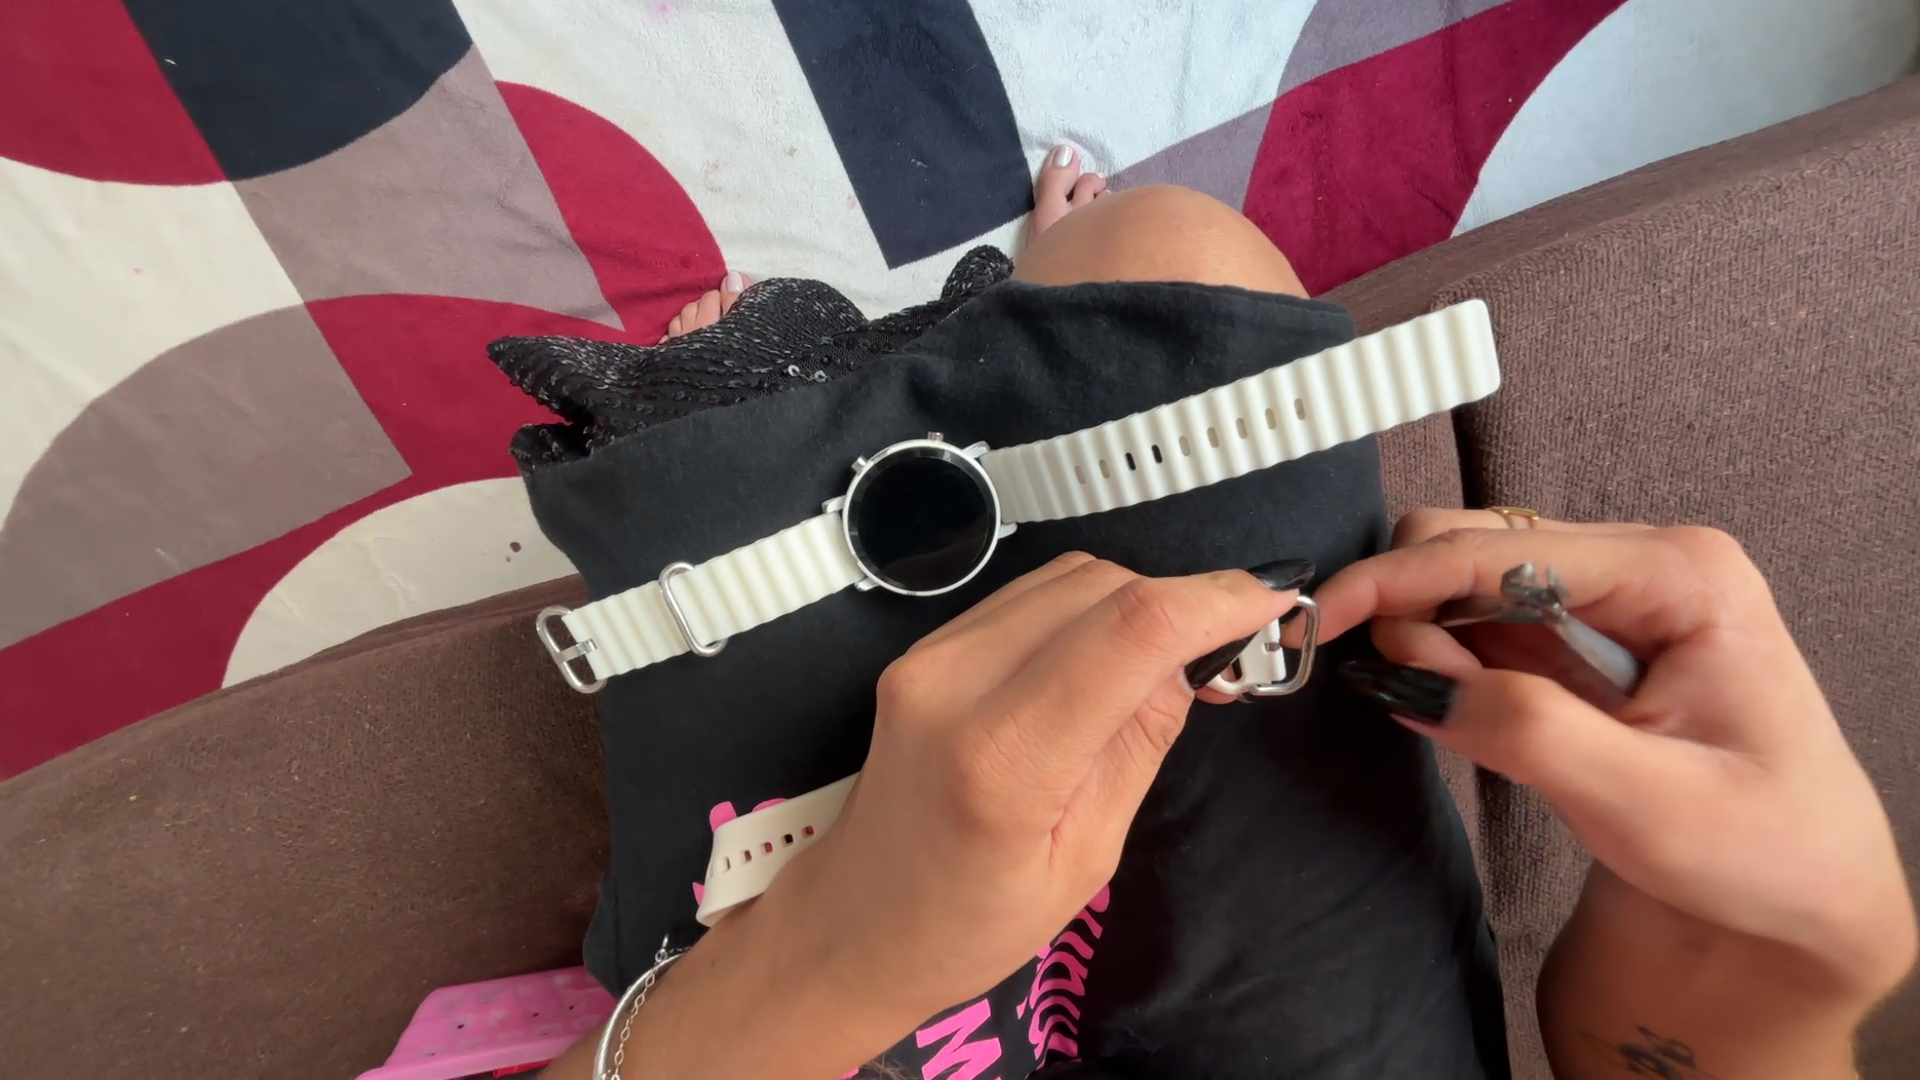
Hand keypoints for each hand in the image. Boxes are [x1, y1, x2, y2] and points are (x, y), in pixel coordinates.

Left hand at [765, 552, 1303, 1025]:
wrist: (860, 916)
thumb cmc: (974, 919)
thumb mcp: (1087, 853)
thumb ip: (1140, 738)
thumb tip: (1188, 655)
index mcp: (1002, 757)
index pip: (1128, 631)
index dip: (1215, 600)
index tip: (1271, 600)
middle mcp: (953, 680)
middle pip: (1099, 587)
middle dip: (1177, 602)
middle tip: (1217, 652)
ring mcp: (928, 653)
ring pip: (1064, 578)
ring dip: (1131, 600)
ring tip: (1156, 662)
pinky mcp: (924, 645)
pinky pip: (1026, 596)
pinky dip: (1083, 608)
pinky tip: (1097, 656)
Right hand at [1313, 512, 1915, 1017]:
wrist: (1778, 895)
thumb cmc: (1757, 853)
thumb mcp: (1656, 809)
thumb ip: (1531, 733)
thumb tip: (1414, 682)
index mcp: (1674, 574)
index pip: (1490, 549)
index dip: (1390, 581)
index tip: (1314, 624)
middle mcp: (1623, 562)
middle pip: (1454, 542)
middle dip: (1407, 612)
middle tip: (1427, 696)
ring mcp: (1581, 592)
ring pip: (1440, 574)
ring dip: (1415, 639)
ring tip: (1460, 711)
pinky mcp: (1546, 627)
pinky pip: (1448, 614)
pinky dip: (1425, 655)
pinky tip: (1458, 701)